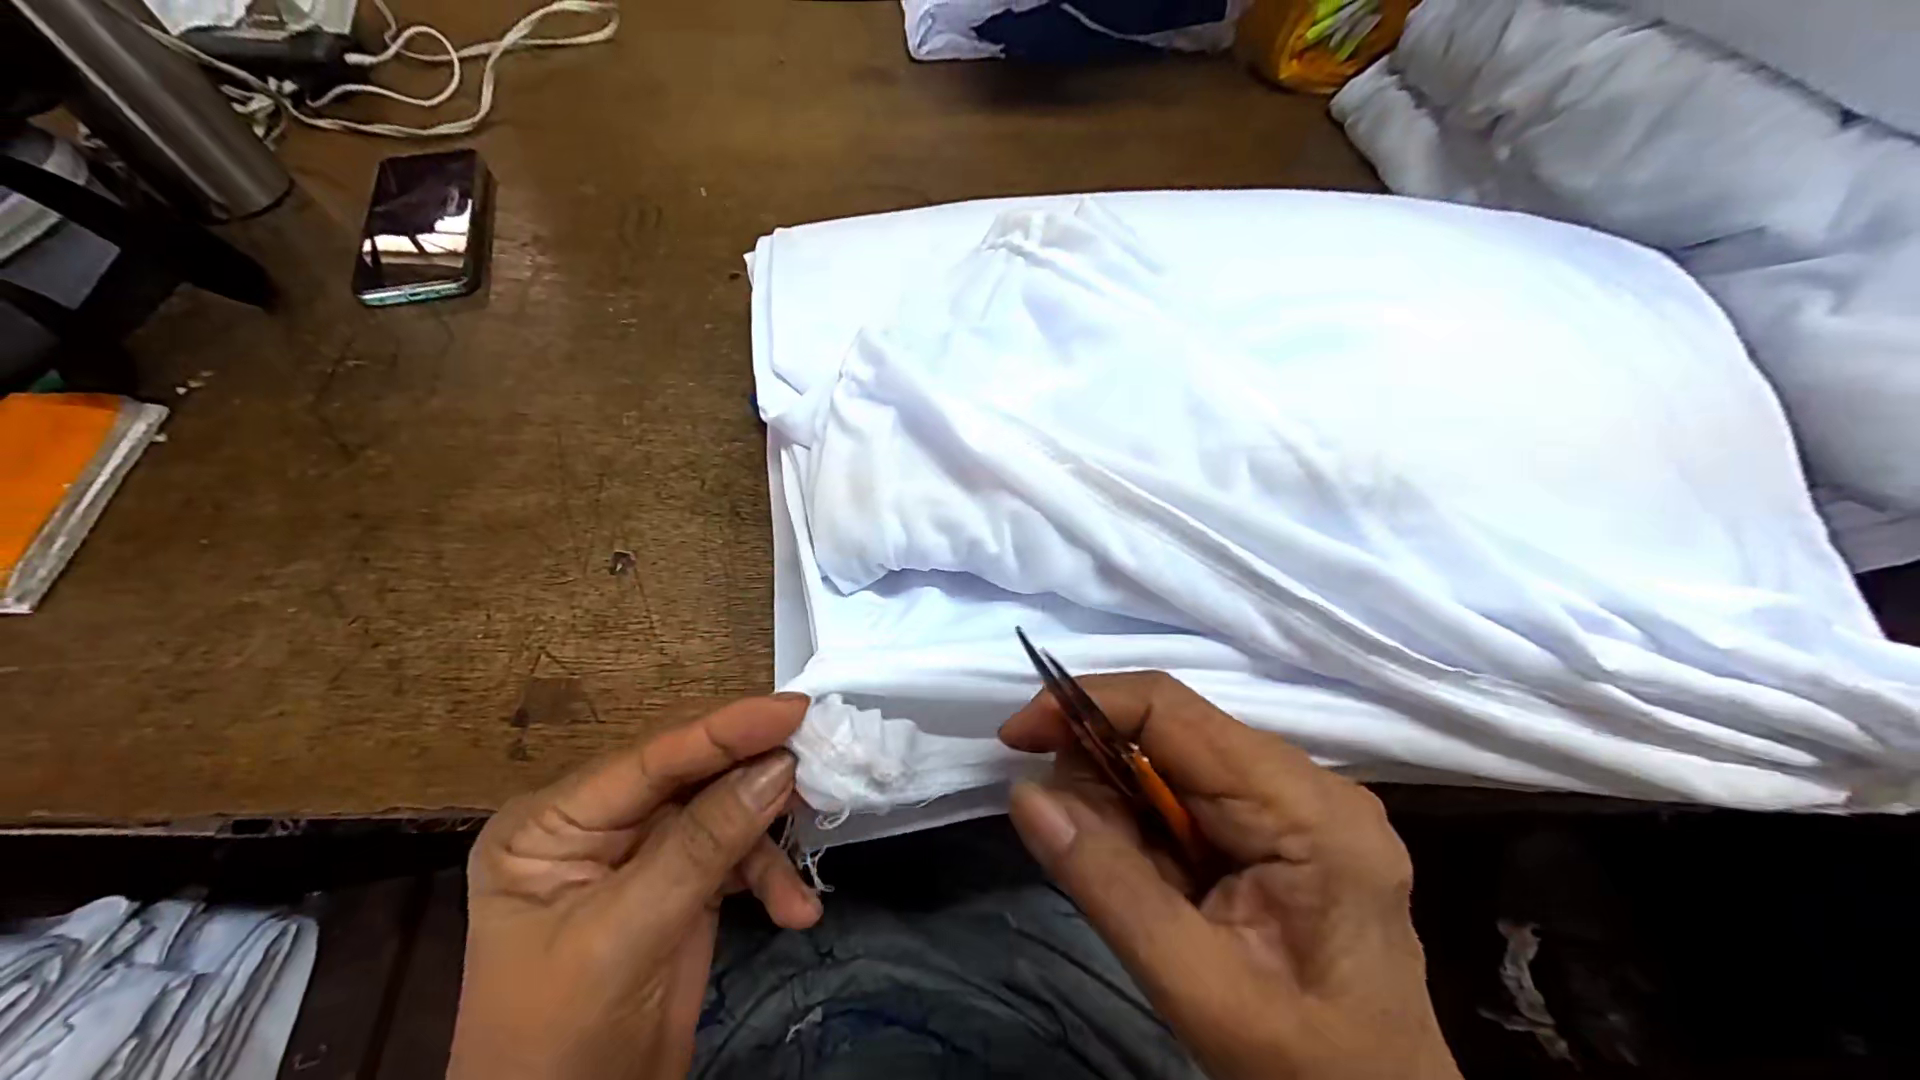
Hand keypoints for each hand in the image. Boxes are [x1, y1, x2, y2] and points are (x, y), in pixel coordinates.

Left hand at [448, 694, 820, 1079]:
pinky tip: (795, 910)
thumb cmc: (561, 1042)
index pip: (652, 758)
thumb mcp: (631, 934)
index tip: (795, 708)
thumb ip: (706, 842)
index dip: (728, 729)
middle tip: (820, 761)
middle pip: (693, 778)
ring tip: (810, 844)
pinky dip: (768, 878)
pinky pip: (734, 857)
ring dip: (768, 836)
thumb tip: (779, 766)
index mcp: (551, 823)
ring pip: (723, 812)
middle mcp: (596, 825)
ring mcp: (641, 853)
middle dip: (756, 777)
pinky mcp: (678, 883)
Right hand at [1000, 672, 1461, 1079]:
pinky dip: (1146, 822)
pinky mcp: (1283, 820)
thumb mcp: (1198, 988)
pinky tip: (1150, 875)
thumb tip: (1025, 795)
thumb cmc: (1307, 1066)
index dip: (1086, 704)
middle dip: (1099, 768)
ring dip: (1119, 802)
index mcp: (1305, 809)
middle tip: (1067, 835)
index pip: (1173, 710)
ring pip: (1172, 758)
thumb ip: (1109, 887)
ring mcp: (1298, 799)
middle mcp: (1306, 783)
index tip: (1018, 737)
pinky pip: (1189, 791)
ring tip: (1119, 873)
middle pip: (1169, 730)